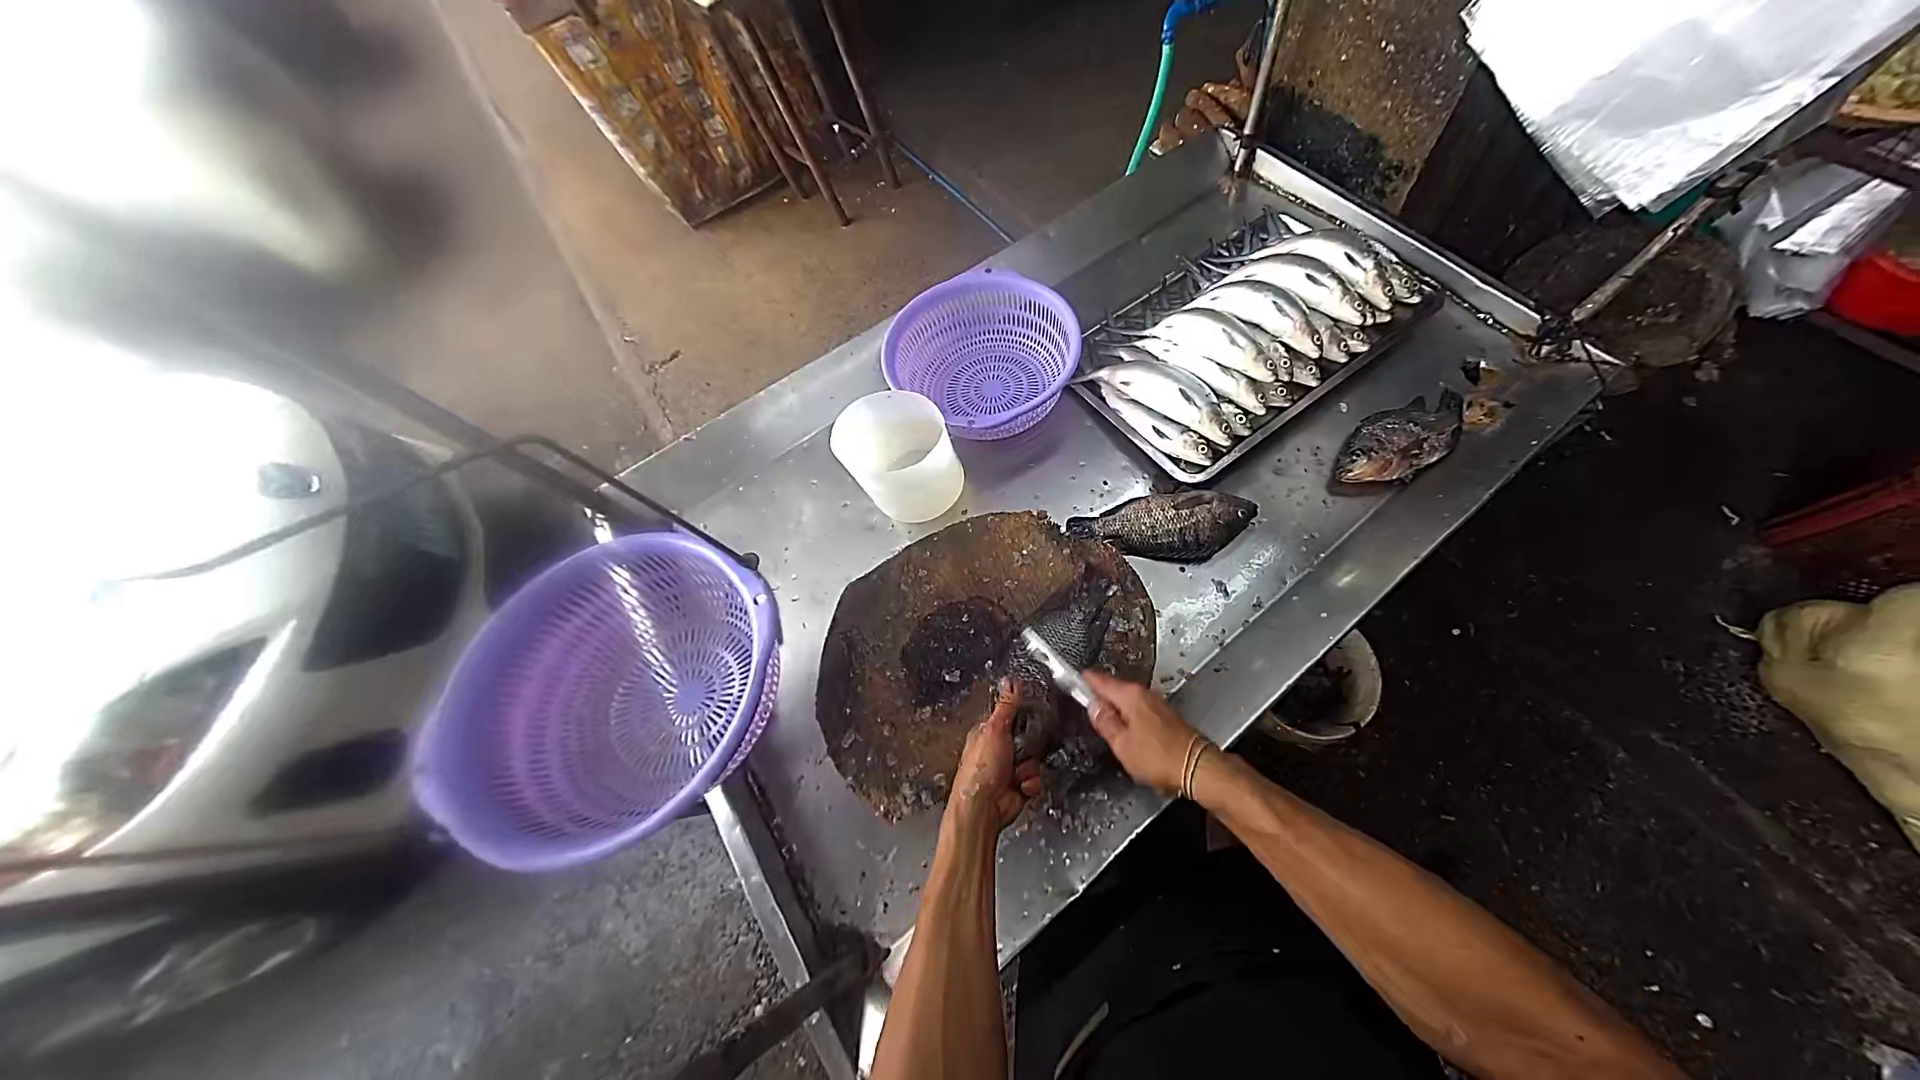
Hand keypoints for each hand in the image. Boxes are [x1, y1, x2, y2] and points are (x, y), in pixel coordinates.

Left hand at [951, 679, 1045, 830]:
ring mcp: (1008, 769)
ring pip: (1033, 760)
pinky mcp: (1018, 786)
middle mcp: (997, 750)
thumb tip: (1010, 681)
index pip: (1009, 717)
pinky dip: (1030, 783)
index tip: (1030, 717)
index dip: (1021, 717)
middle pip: (1026, 739)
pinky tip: (1020, 786)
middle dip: (1029, 747)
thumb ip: (1006, 706)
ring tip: (1018, 774)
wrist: (983, 808)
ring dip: (1029, 768)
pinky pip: (1035, 779)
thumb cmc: (980, 771)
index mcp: (986, 733)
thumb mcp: (995, 729)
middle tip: (1022, 750)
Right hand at [1082, 670, 1203, 795]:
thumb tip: (1093, 707)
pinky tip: (1130, 735)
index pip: (1100, 680)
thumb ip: (1104, 722)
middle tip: (1089, 710)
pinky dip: (1131, 719)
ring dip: (1118, 711)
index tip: (1076, 679)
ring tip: (1109, 729)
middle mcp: (1145, 694)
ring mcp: (1158, 704)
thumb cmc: (1161, 757)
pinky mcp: (1167, 716)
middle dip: (1102, 698)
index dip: (1085, 681)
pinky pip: (1141, 712)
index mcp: (1130, 696)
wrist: (1198, 767)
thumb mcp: (1121, 744)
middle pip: (1116, 690)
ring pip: (1129, 702)